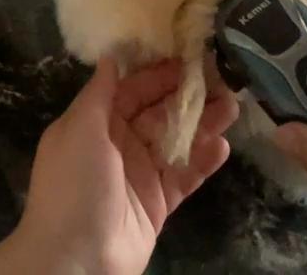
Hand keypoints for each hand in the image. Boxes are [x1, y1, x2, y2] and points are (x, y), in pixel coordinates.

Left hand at [0, 56, 238, 274]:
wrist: (76, 262)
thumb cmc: (73, 185)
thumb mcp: (79, 130)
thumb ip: (100, 92)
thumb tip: (110, 53)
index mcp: (96, 122)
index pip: (131, 88)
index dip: (157, 72)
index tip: (186, 55)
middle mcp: (118, 143)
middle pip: (158, 111)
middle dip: (187, 95)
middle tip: (221, 76)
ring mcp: (140, 174)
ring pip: (176, 141)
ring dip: (203, 124)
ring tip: (233, 107)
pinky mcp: (158, 204)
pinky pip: (184, 176)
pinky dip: (203, 162)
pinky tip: (223, 147)